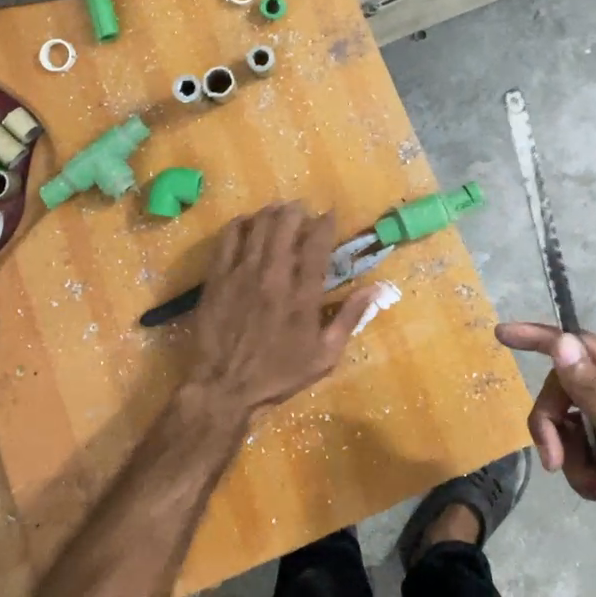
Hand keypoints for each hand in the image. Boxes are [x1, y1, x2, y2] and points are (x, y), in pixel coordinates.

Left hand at [185, 203, 381, 416]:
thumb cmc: (278, 374)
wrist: (224, 387)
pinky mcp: (218, 277)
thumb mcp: (324, 355)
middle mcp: (274, 276)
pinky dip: (240, 224)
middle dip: (297, 212)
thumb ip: (350, 317)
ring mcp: (242, 273)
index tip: (329, 214)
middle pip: (286, 226)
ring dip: (271, 213)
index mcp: (303, 295)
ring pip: (258, 226)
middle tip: (302, 209)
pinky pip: (228, 238)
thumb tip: (377, 288)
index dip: (325, 223)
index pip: (317, 245)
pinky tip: (247, 222)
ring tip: (278, 210)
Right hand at [497, 323, 595, 596]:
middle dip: (554, 421)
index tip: (502, 335)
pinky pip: (578, 447)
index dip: (541, 339)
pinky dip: (582, 471)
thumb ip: (592, 393)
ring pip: (568, 420)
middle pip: (568, 386)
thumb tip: (561, 341)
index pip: (583, 347)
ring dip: (571, 454)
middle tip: (552, 458)